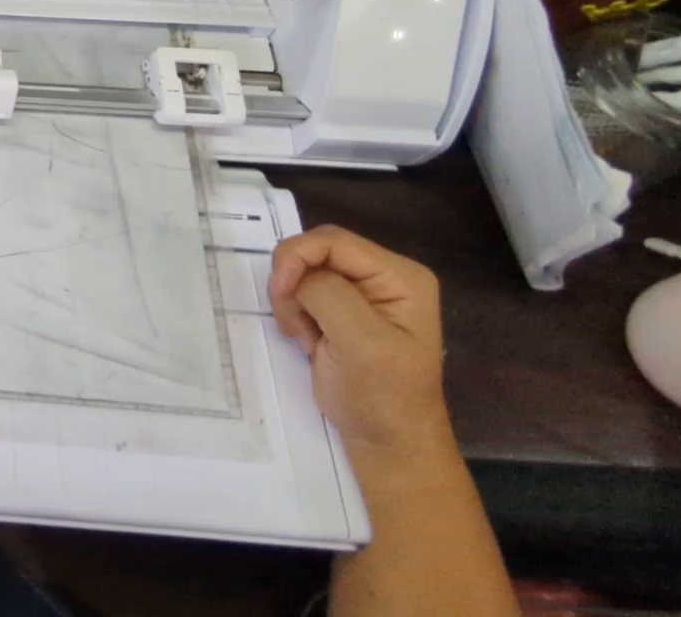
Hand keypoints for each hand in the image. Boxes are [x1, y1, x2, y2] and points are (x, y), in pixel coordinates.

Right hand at [268, 225, 454, 461]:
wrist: (386, 440)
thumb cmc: (381, 395)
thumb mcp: (361, 342)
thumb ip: (328, 294)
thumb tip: (293, 274)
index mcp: (400, 276)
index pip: (331, 240)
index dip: (296, 258)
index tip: (280, 294)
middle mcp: (383, 276)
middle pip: (313, 251)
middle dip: (293, 283)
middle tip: (294, 322)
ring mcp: (361, 292)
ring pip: (301, 271)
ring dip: (291, 301)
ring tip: (305, 336)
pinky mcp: (340, 308)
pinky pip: (300, 290)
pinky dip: (293, 311)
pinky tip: (308, 338)